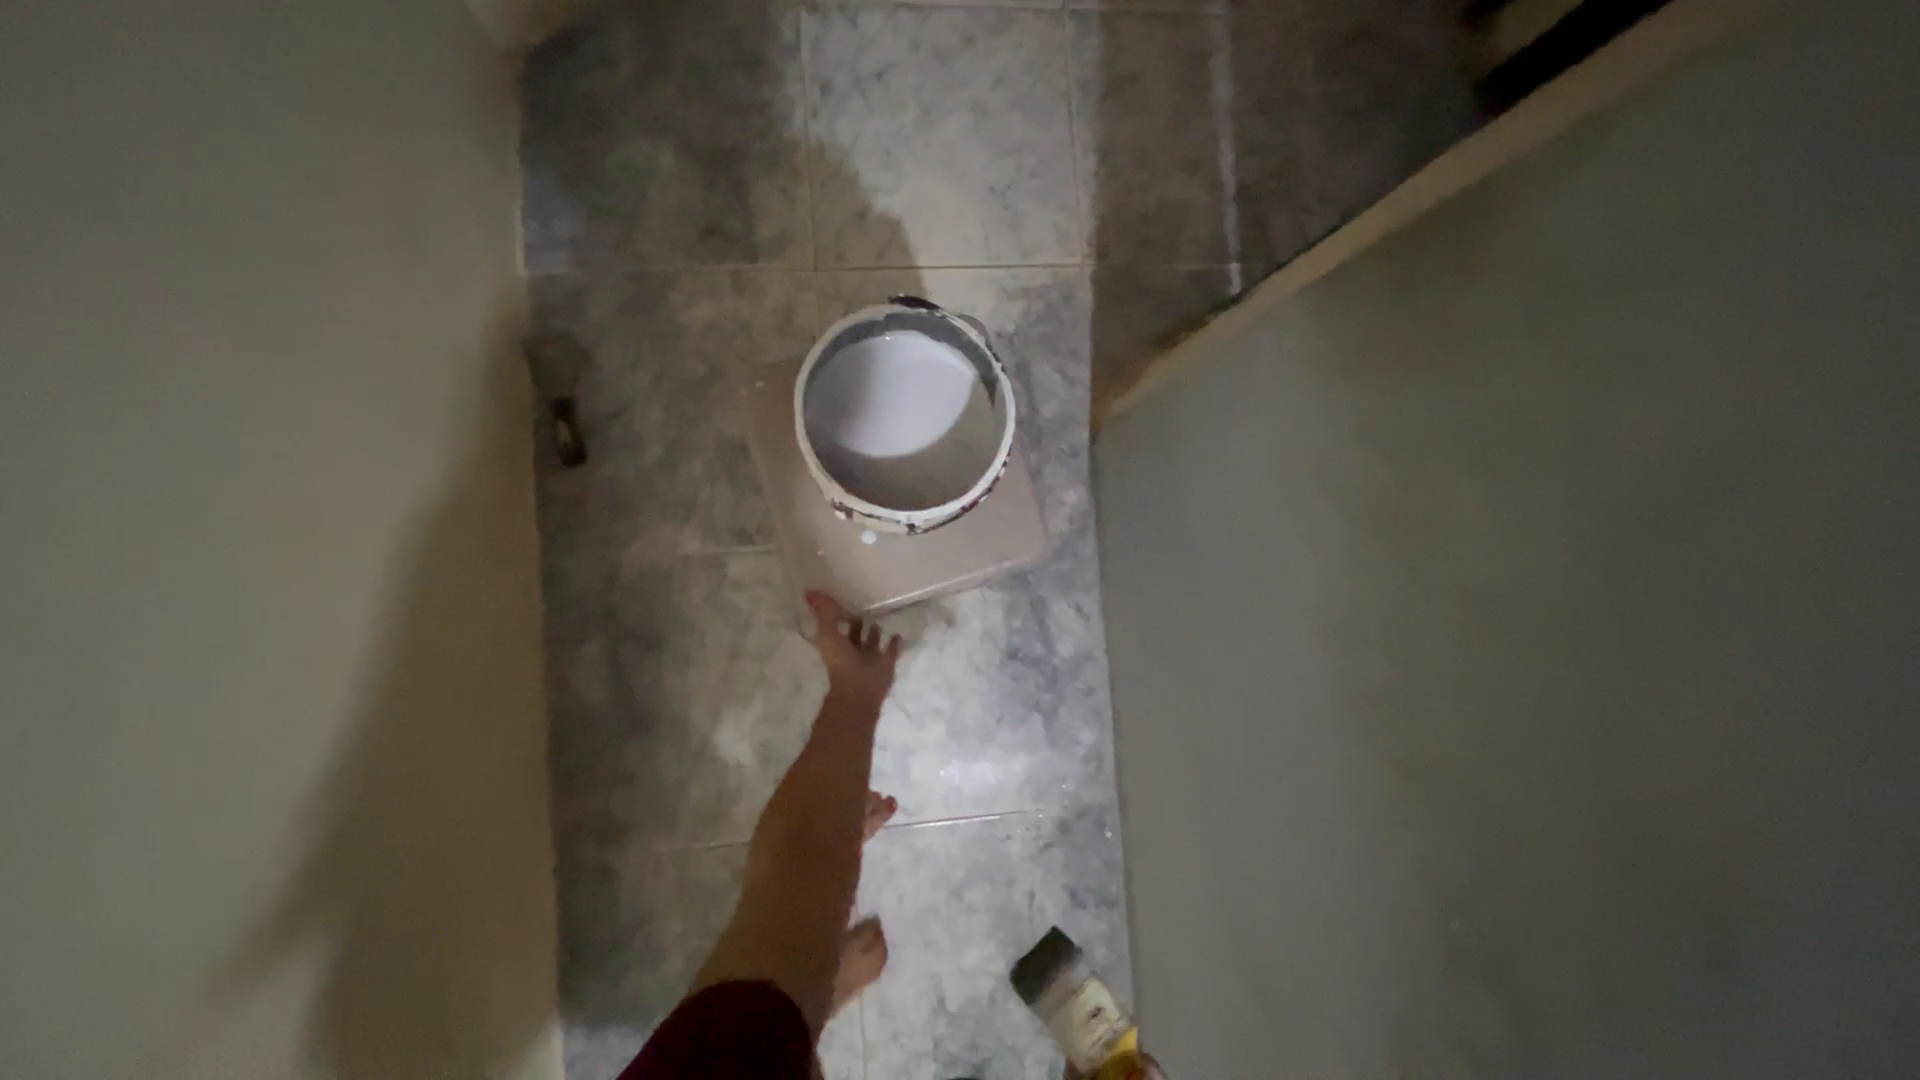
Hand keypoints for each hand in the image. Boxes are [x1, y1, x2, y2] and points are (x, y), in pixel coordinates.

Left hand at [806, 591, 903, 706]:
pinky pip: (891, 651)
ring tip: (878, 620)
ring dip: (874, 633)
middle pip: (854, 636)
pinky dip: (894, 643)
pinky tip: (898, 634)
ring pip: (872, 643)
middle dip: (856, 624)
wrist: (859, 691)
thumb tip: (809, 591)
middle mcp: (852, 652)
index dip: (836, 617)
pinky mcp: (886, 664)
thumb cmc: (841, 663)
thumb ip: (824, 613)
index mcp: (836, 645)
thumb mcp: (829, 634)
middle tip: (861, 609)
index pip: (835, 628)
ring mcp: (870, 659)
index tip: (840, 602)